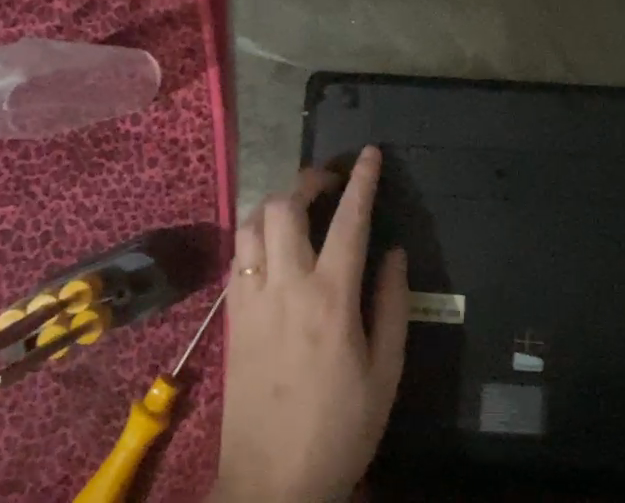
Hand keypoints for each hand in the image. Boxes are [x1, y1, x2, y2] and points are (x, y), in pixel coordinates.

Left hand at [210, 146, 407, 502]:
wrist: (271, 483)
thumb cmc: (341, 428)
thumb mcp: (386, 373)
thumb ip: (391, 305)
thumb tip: (394, 252)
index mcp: (331, 298)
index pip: (348, 220)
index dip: (362, 180)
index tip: (370, 154)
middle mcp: (286, 286)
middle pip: (284, 207)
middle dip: (308, 180)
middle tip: (330, 181)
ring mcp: (250, 300)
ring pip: (250, 224)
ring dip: (274, 204)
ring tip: (298, 209)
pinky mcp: (230, 318)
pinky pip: (236, 257)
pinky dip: (254, 236)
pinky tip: (270, 248)